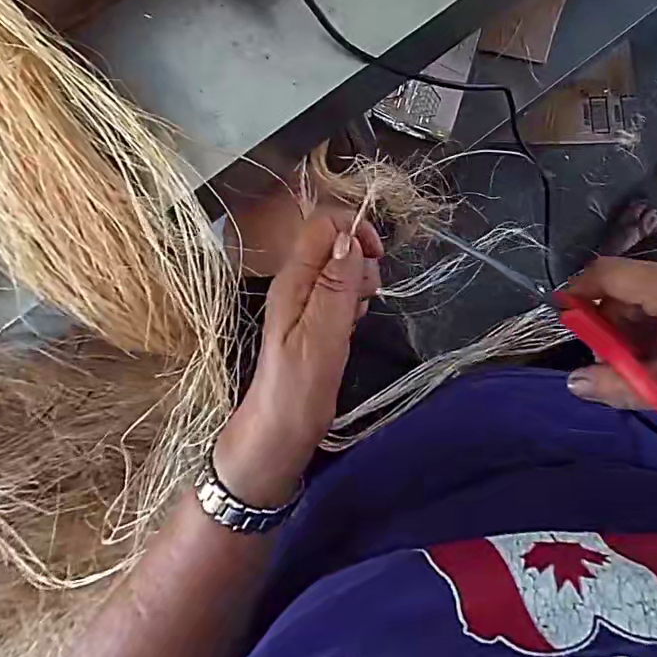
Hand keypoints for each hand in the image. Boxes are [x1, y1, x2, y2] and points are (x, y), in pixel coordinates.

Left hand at [214, 210, 382, 506]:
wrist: (279, 433)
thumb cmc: (299, 387)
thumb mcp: (322, 335)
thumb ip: (335, 285)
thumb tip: (350, 238)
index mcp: (293, 279)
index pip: (322, 224)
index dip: (354, 228)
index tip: (377, 257)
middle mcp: (296, 281)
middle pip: (335, 242)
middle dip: (360, 260)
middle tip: (365, 297)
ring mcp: (304, 299)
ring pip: (341, 267)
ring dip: (359, 283)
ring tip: (355, 317)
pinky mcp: (314, 317)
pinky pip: (340, 291)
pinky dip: (353, 301)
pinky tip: (351, 325)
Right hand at [562, 254, 656, 439]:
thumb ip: (617, 383)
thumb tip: (571, 383)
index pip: (604, 273)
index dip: (576, 295)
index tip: (562, 325)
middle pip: (622, 287)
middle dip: (606, 325)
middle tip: (607, 364)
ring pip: (641, 298)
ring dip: (630, 332)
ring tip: (637, 370)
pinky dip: (651, 330)